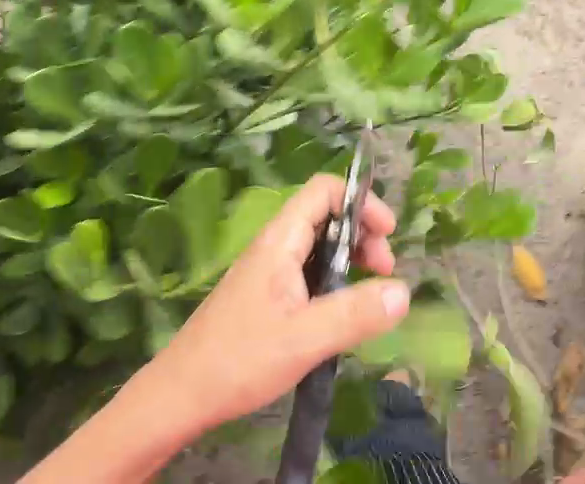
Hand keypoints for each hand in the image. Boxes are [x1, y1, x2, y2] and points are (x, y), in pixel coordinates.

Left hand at [134, 172, 408, 438]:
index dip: (360, 201)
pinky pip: (308, 271)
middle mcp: (274, 246)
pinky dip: (333, 279)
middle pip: (325, 215)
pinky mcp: (265, 295)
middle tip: (384, 271)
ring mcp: (268, 270)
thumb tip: (404, 291)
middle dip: (362, 233)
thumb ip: (355, 313)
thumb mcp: (306, 339)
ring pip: (318, 245)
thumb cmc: (240, 359)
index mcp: (281, 240)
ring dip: (350, 258)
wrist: (181, 394)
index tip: (388, 234)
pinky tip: (343, 312)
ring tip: (371, 294)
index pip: (324, 190)